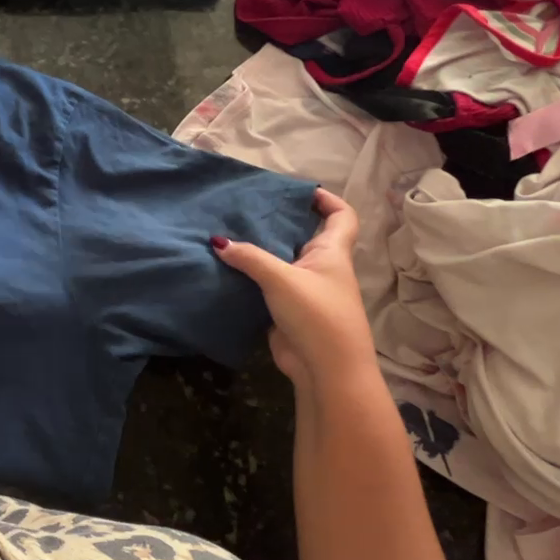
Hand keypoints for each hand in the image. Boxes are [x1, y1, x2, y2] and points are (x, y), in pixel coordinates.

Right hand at [212, 188, 375, 384]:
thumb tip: (218, 241)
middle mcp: (320, 268)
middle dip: (279, 222)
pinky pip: (263, 285)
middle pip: (303, 236)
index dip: (328, 200)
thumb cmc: (317, 315)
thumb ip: (249, 257)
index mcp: (332, 254)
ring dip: (257, 250)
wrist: (325, 369)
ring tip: (226, 234)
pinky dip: (246, 276)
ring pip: (279, 261)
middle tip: (246, 209)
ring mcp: (302, 290)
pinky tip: (222, 270)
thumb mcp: (282, 279)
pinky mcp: (285, 310)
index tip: (300, 191)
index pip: (342, 217)